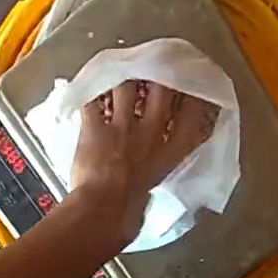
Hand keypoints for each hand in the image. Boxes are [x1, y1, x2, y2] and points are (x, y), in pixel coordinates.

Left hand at [68, 80, 217, 243]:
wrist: (102, 214)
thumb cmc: (128, 215)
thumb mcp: (151, 194)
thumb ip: (150, 177)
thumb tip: (142, 183)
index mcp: (169, 154)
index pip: (191, 117)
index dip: (192, 97)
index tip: (191, 87)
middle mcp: (150, 134)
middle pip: (161, 89)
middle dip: (158, 72)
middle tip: (152, 62)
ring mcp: (122, 127)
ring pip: (126, 85)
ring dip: (121, 77)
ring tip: (116, 71)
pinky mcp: (95, 128)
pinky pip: (92, 99)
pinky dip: (87, 91)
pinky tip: (85, 87)